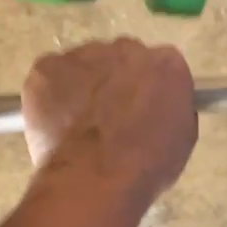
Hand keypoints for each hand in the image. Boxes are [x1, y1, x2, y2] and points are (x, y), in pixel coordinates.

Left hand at [21, 38, 197, 206]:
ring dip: (83, 88)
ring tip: (78, 126)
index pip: (161, 67)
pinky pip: (50, 77)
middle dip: (117, 84)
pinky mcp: (46, 68)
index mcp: (166, 64)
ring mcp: (82, 55)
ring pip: (84, 66)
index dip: (150, 91)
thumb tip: (160, 108)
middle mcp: (125, 48)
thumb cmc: (147, 166)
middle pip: (121, 60)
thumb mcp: (181, 140)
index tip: (143, 112)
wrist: (96, 178)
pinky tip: (56, 125)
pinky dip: (52, 97)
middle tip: (110, 120)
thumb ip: (172, 109)